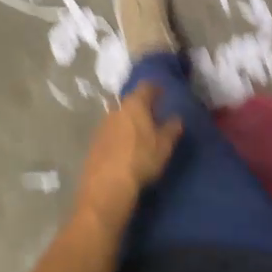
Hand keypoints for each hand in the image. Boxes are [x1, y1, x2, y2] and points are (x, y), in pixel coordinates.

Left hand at [76, 83, 181, 225]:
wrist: (107, 184)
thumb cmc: (141, 158)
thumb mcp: (164, 145)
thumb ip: (172, 129)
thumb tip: (176, 118)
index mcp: (135, 104)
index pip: (146, 87)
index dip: (155, 88)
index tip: (162, 92)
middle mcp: (117, 109)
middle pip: (131, 101)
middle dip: (141, 106)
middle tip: (152, 114)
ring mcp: (103, 125)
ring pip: (119, 116)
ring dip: (128, 121)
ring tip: (139, 132)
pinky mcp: (94, 142)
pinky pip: (110, 132)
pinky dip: (119, 135)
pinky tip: (124, 147)